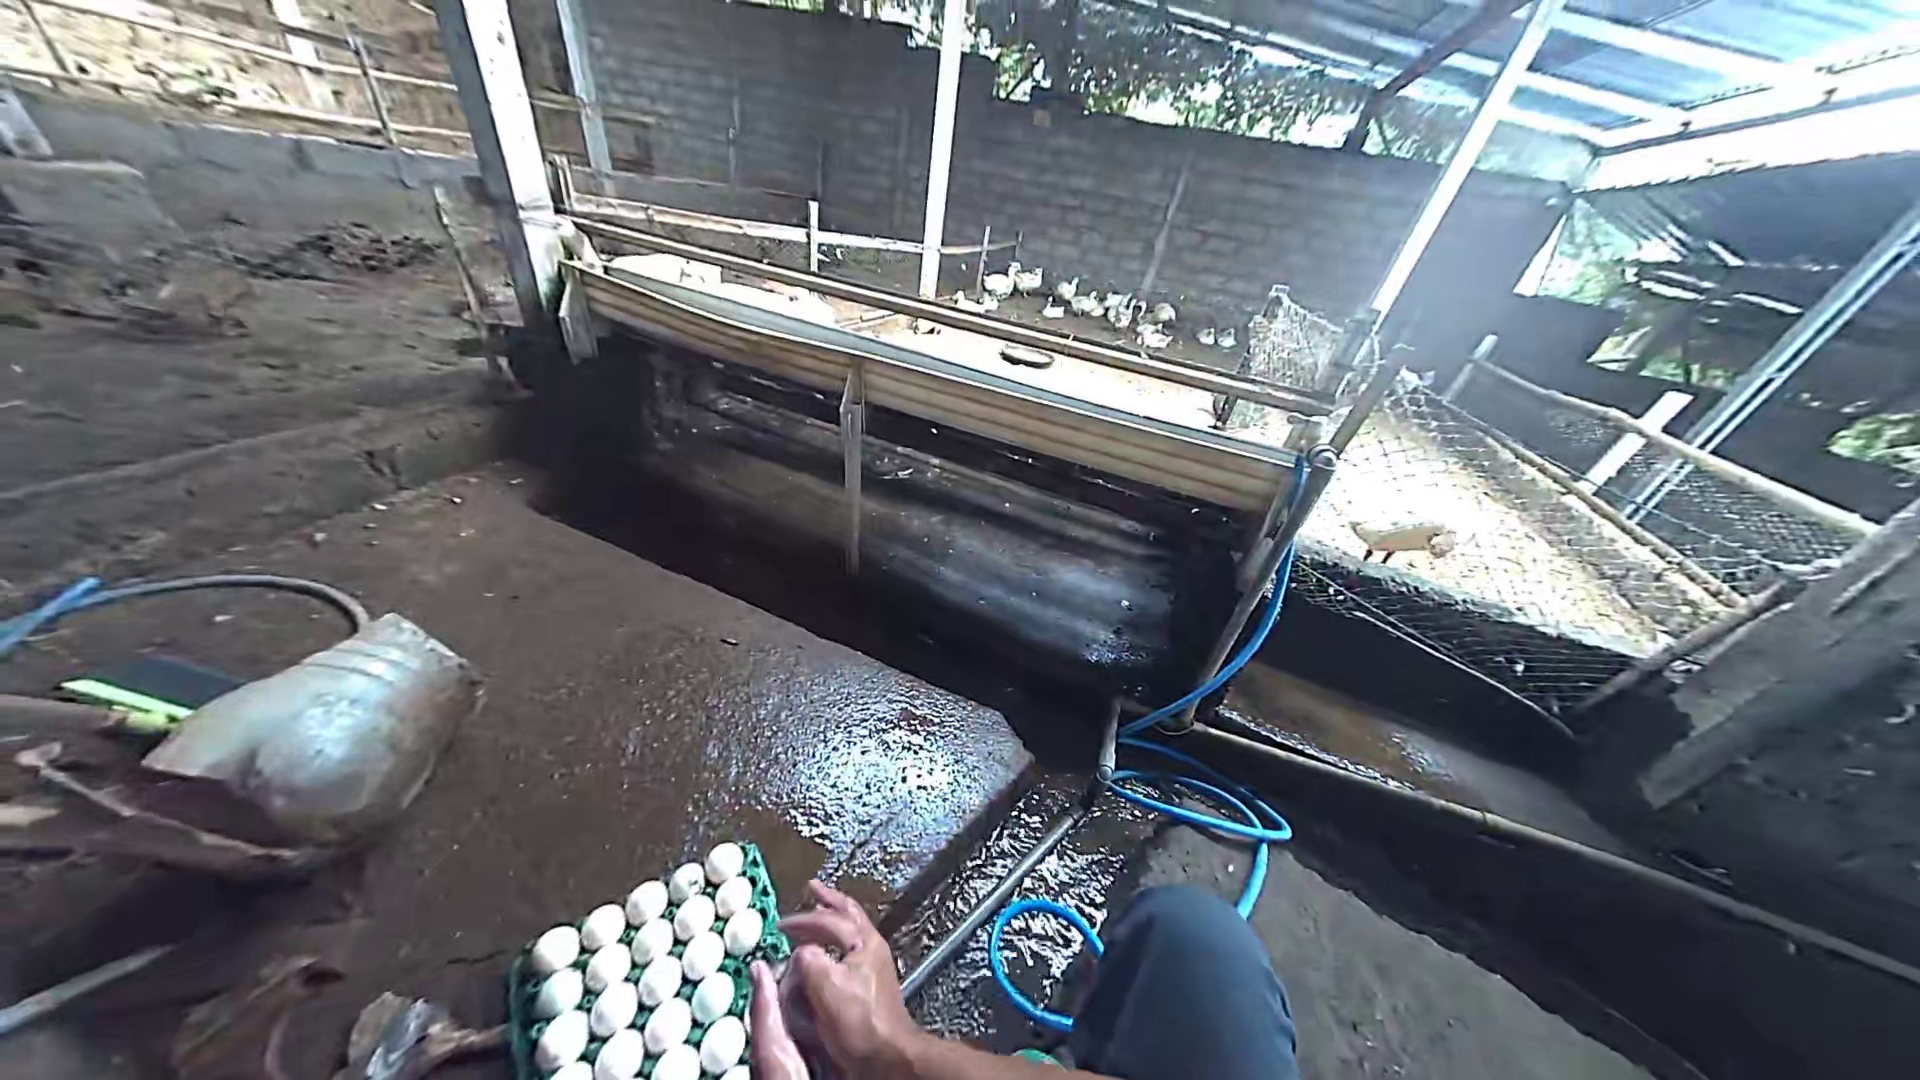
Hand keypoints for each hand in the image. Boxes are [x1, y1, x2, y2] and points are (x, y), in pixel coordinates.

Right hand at [750, 881, 923, 1079]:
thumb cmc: (861, 1024)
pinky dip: (835, 939)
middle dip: (827, 900)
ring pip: (851, 927)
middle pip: (848, 912)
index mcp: (863, 941)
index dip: (803, 920)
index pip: (829, 919)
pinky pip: (850, 946)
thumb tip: (799, 952)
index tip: (782, 925)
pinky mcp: (872, 980)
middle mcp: (872, 945)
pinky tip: (826, 950)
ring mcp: (874, 961)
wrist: (888, 1055)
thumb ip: (809, 963)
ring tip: (818, 910)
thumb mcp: (827, 990)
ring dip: (832, 917)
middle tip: (812, 890)